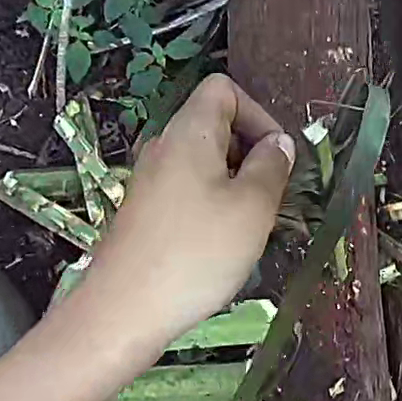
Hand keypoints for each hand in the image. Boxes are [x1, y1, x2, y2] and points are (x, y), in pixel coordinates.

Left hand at [77, 75, 295, 341]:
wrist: (123, 312)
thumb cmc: (196, 253)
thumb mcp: (252, 207)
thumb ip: (271, 166)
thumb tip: (278, 143)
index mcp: (189, 132)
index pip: (224, 89)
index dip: (258, 113)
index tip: (274, 157)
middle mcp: (165, 146)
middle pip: (216, 123)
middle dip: (251, 151)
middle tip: (270, 195)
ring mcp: (150, 179)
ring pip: (205, 160)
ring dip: (235, 180)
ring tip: (249, 222)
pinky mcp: (145, 210)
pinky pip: (188, 187)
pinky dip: (212, 201)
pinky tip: (220, 241)